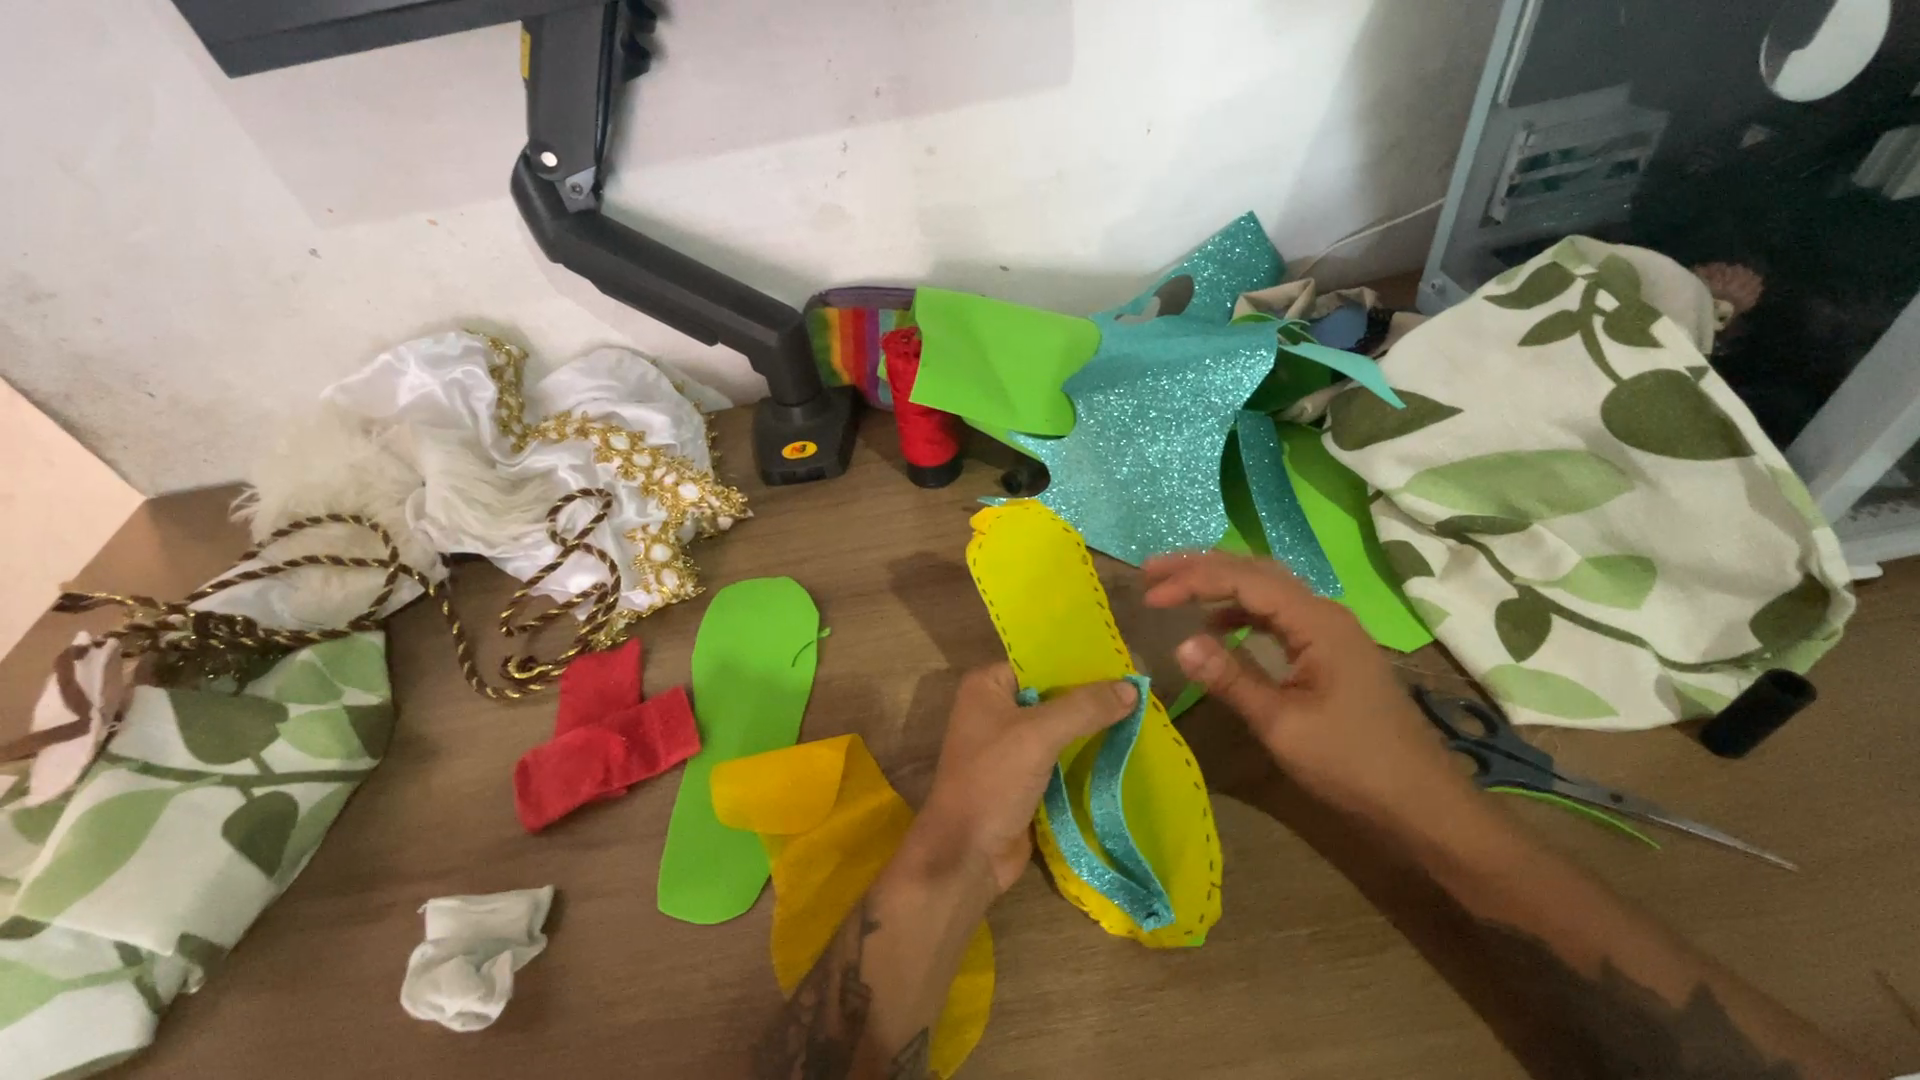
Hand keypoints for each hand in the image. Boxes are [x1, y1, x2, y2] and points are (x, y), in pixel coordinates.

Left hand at [909, 665, 1139, 895]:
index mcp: (987, 686)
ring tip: (1143, 718)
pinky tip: (1126, 750)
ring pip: (1062, 727)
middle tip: (1143, 693)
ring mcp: (1011, 746)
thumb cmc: (992, 781)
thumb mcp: (1038, 735)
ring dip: (1095, 728)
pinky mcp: (1026, 777)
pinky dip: (1088, 754)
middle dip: (1094, 697)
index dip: (1082, 663)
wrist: (968, 854)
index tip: (1126, 665)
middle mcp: (996, 709)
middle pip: (1054, 694)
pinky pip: (1063, 756)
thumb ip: (1084, 708)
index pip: (1041, 662)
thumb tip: (1132, 687)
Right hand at [1141, 552, 1468, 822]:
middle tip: (1152, 572)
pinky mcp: (1331, 652)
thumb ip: (1231, 679)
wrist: (1419, 801)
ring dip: (1221, 585)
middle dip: (1202, 567)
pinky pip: (1279, 615)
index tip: (1149, 595)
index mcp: (1316, 622)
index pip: (1244, 580)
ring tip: (1176, 590)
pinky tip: (1218, 628)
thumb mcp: (1281, 724)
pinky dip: (1242, 612)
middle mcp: (1325, 614)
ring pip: (1268, 590)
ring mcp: (1331, 631)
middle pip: (1256, 572)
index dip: (1192, 581)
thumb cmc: (1351, 763)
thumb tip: (1180, 643)